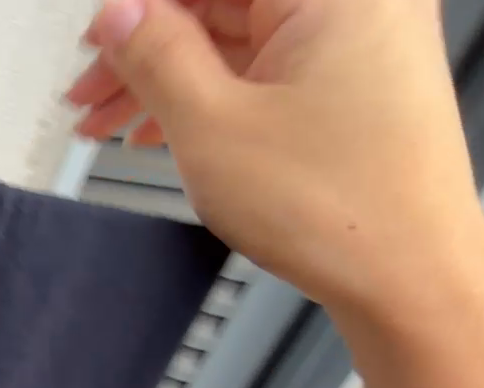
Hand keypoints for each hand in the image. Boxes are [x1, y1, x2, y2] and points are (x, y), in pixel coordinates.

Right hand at [64, 0, 483, 324]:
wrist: (399, 264)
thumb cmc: (324, 198)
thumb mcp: (211, 124)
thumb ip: (159, 58)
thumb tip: (119, 12)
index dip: (142, 8)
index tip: (92, 46)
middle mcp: (352, 3)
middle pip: (219, 6)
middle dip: (143, 49)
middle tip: (84, 96)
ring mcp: (351, 44)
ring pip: (229, 44)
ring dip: (160, 81)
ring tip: (102, 126)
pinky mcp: (342, 86)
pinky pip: (253, 73)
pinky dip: (198, 99)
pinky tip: (152, 134)